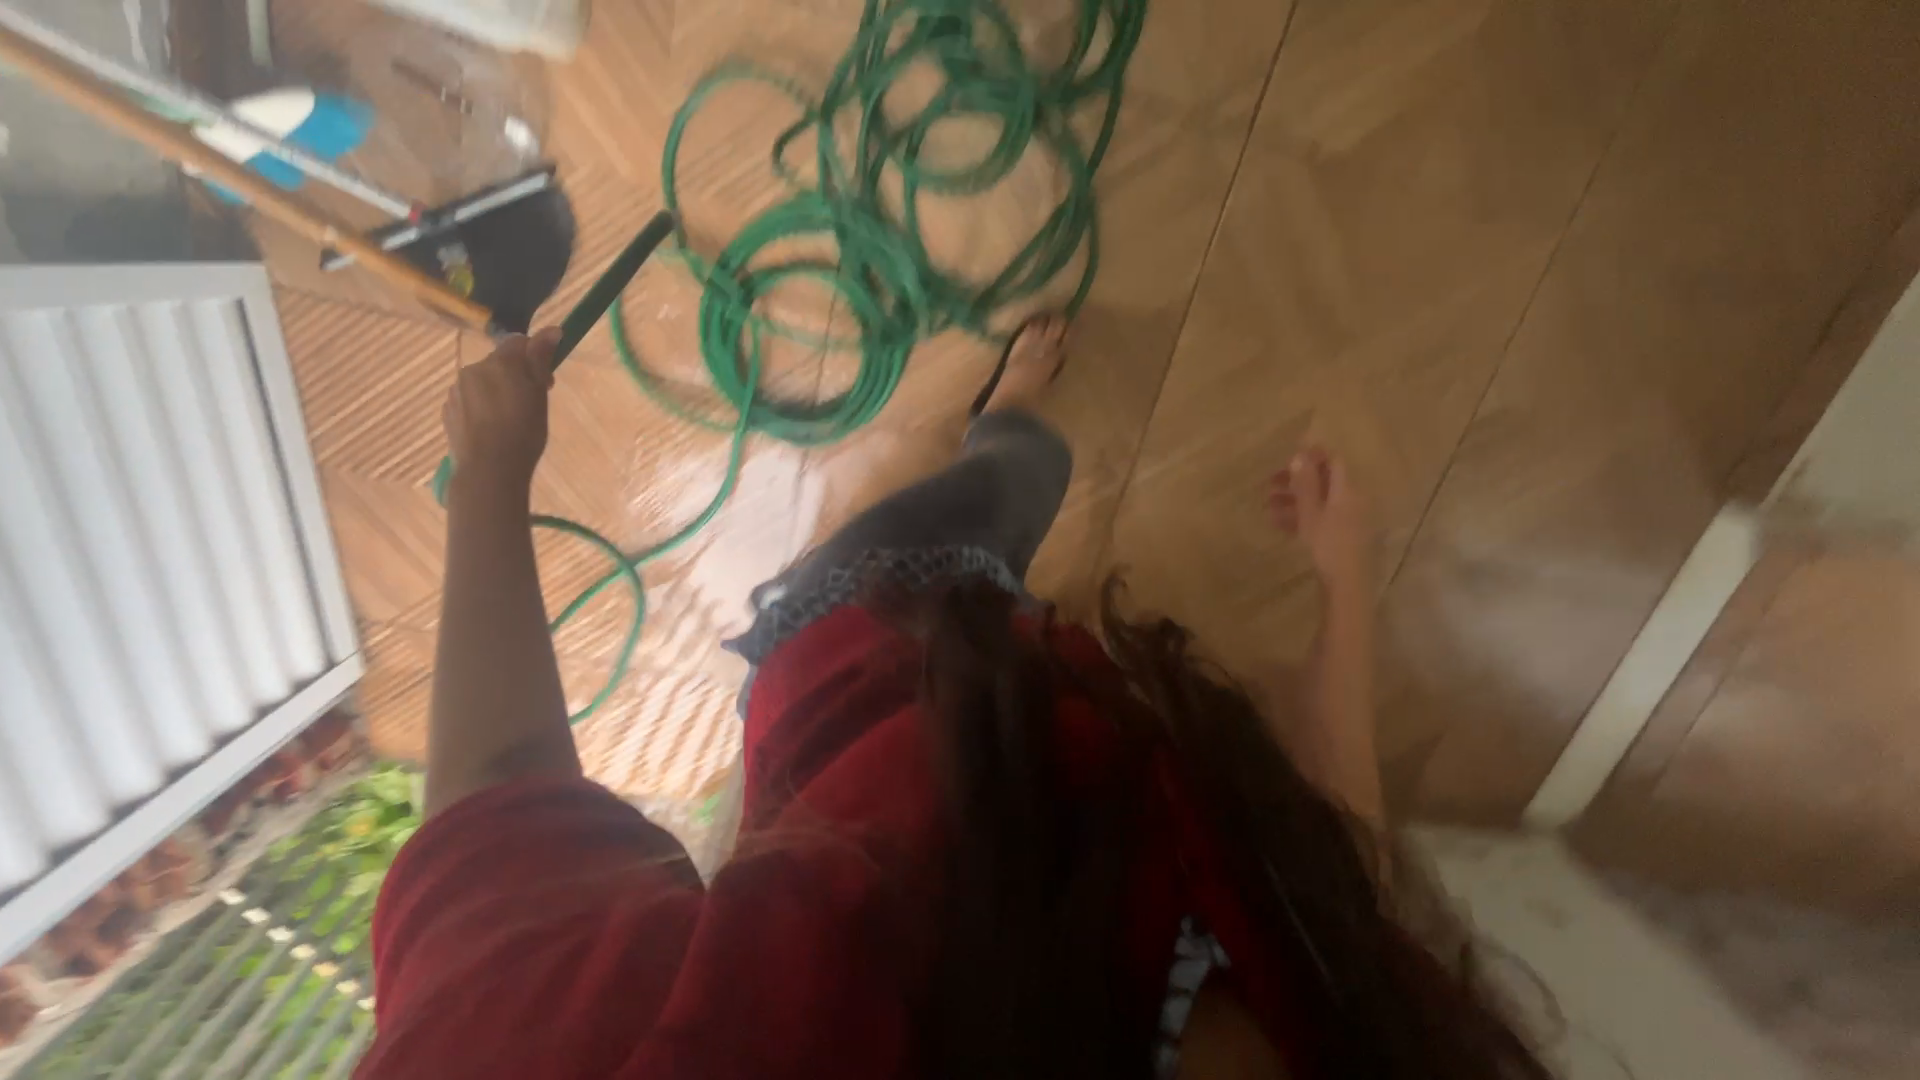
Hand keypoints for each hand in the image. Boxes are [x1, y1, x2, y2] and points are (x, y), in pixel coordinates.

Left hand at [443, 328, 557, 490]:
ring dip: (496, 392)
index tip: (545, 380)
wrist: (490, 469)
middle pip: (499, 363)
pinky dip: (482, 408)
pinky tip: (492, 429)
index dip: (535, 357)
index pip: (518, 342)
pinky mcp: (448, 410)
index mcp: (500, 362)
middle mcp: (473, 369)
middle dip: (515, 376)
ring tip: (509, 421)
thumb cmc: (524, 432)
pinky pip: (469, 400)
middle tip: (531, 404)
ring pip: (482, 382)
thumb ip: (541, 359)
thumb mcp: (540, 395)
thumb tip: (552, 329)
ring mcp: (457, 390)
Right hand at [1269, 446, 1373, 593]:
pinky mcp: (1344, 537)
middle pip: (1325, 481)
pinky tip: (1280, 524)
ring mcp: (1350, 520)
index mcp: (1349, 491)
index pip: (1335, 461)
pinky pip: (1322, 519)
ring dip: (1294, 500)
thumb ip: (1305, 484)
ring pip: (1320, 501)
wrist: (1347, 587)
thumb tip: (1299, 454)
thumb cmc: (1328, 546)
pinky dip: (1302, 517)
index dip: (1313, 455)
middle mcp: (1353, 501)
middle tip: (1270, 482)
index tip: (1289, 453)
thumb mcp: (1311, 514)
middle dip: (1297, 480)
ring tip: (1267, 506)